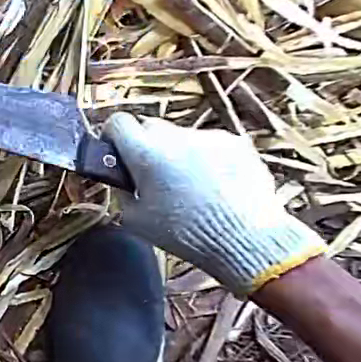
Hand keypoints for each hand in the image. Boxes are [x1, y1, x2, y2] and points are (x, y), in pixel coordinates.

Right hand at [104, 113, 327, 294]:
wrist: (246, 239)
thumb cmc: (185, 233)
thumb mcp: (135, 219)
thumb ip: (123, 189)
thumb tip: (122, 176)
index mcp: (145, 153)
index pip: (118, 122)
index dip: (114, 137)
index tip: (118, 153)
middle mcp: (175, 136)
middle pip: (149, 127)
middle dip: (145, 146)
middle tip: (152, 175)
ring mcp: (208, 137)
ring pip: (180, 136)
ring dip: (177, 153)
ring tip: (189, 186)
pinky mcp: (235, 142)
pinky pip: (209, 144)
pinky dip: (205, 158)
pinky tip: (213, 185)